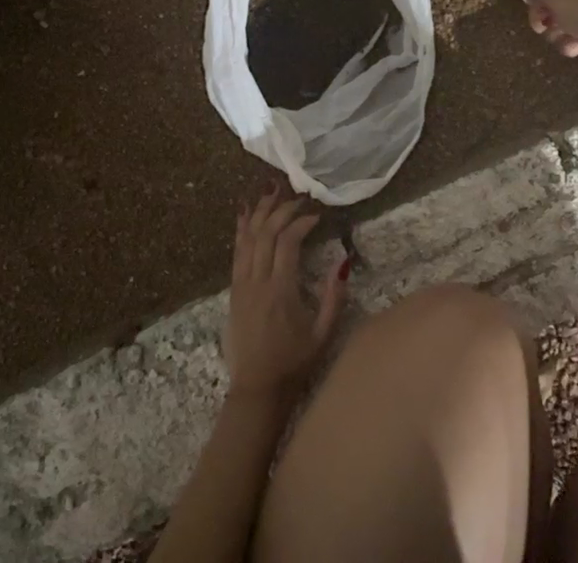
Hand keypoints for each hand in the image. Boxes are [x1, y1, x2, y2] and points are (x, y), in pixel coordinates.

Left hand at [226, 185, 346, 402]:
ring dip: (260, 212)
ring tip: (271, 190)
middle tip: (298, 197)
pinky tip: (246, 214)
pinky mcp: (234, 290)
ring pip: (248, 238)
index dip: (301, 223)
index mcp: (281, 291)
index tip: (317, 215)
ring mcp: (242, 285)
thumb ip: (335, 297)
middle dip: (281, 210)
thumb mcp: (324, 334)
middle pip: (266, 234)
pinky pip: (237, 252)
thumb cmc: (295, 362)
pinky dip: (242, 230)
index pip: (288, 243)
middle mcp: (258, 282)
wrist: (258, 387)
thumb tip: (344, 261)